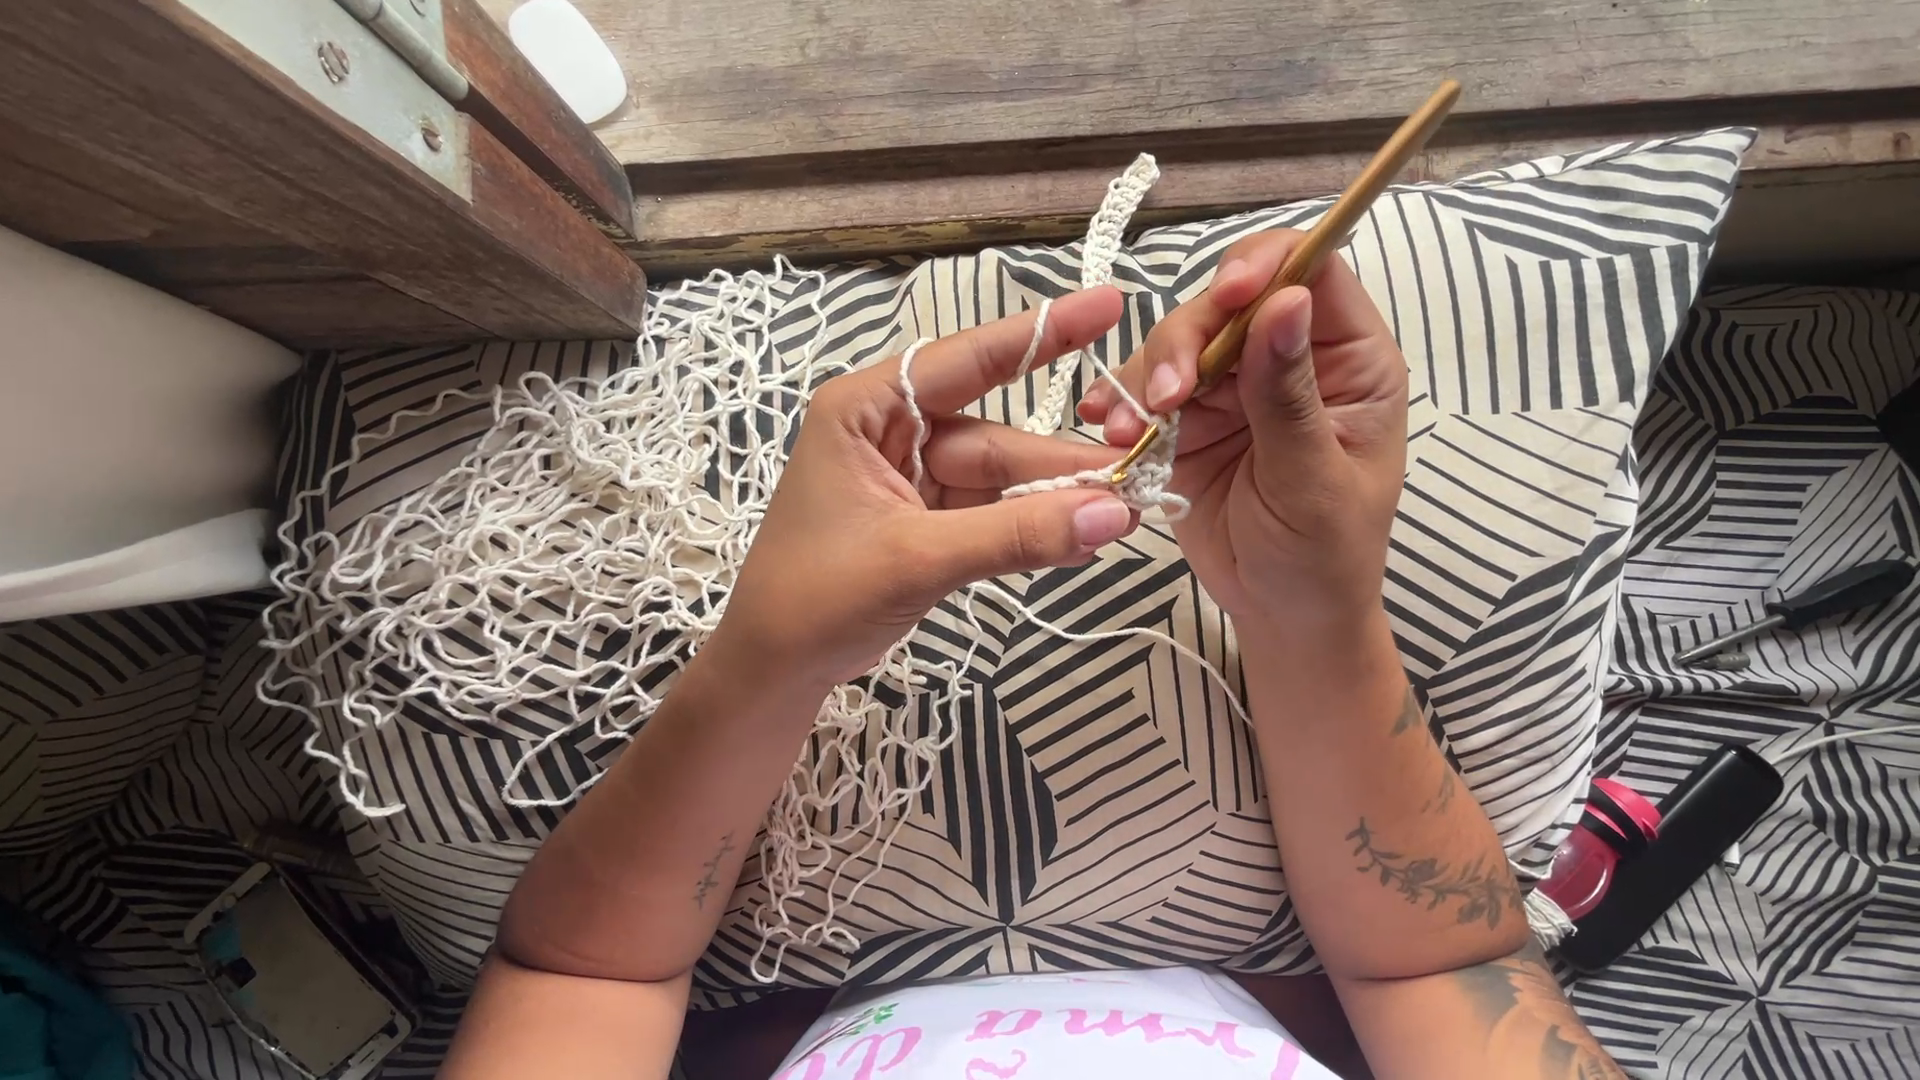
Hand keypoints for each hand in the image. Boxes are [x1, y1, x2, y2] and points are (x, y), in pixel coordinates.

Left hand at [722, 287, 1138, 685]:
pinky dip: (1031, 529)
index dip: (1041, 335)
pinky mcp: (927, 523)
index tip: (1110, 304)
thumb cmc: (817, 597)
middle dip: (1061, 464)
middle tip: (1137, 476)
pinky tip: (1079, 536)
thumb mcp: (917, 558)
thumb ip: (1015, 535)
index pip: (965, 360)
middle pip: (995, 437)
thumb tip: (1115, 514)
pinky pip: (992, 514)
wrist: (776, 668)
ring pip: (1000, 479)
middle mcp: (892, 433)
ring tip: (1121, 514)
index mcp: (866, 410)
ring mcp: (912, 480)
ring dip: (1054, 501)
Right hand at [1079, 231, 1407, 637]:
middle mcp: (1284, 361)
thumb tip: (1284, 300)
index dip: (1265, 267)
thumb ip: (1289, 394)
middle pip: (1225, 306)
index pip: (1311, 274)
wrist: (1280, 612)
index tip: (1226, 296)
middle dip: (1185, 342)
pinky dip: (1122, 406)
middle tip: (1164, 399)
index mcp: (1347, 362)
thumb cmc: (1323, 553)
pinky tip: (1105, 426)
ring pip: (1177, 346)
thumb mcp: (1311, 477)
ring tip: (1127, 431)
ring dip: (1144, 380)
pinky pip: (1146, 394)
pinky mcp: (1187, 423)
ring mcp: (1230, 391)